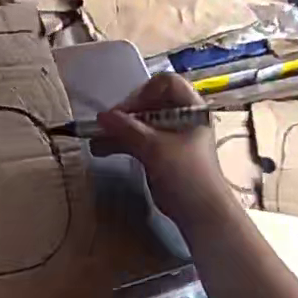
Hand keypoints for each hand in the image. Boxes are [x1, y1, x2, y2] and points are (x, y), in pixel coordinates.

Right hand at [93, 74, 235, 228]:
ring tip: (95, 140)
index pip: (165, 84)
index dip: (142, 94)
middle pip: (151, 103)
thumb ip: (127, 129)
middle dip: (126, 114)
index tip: (124, 112)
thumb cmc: (185, 175)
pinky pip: (141, 141)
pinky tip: (103, 149)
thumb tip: (102, 116)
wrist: (202, 214)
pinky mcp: (165, 155)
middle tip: (106, 126)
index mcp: (191, 108)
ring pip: (143, 124)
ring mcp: (174, 137)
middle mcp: (184, 118)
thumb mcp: (155, 148)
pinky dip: (124, 143)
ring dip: (120, 130)